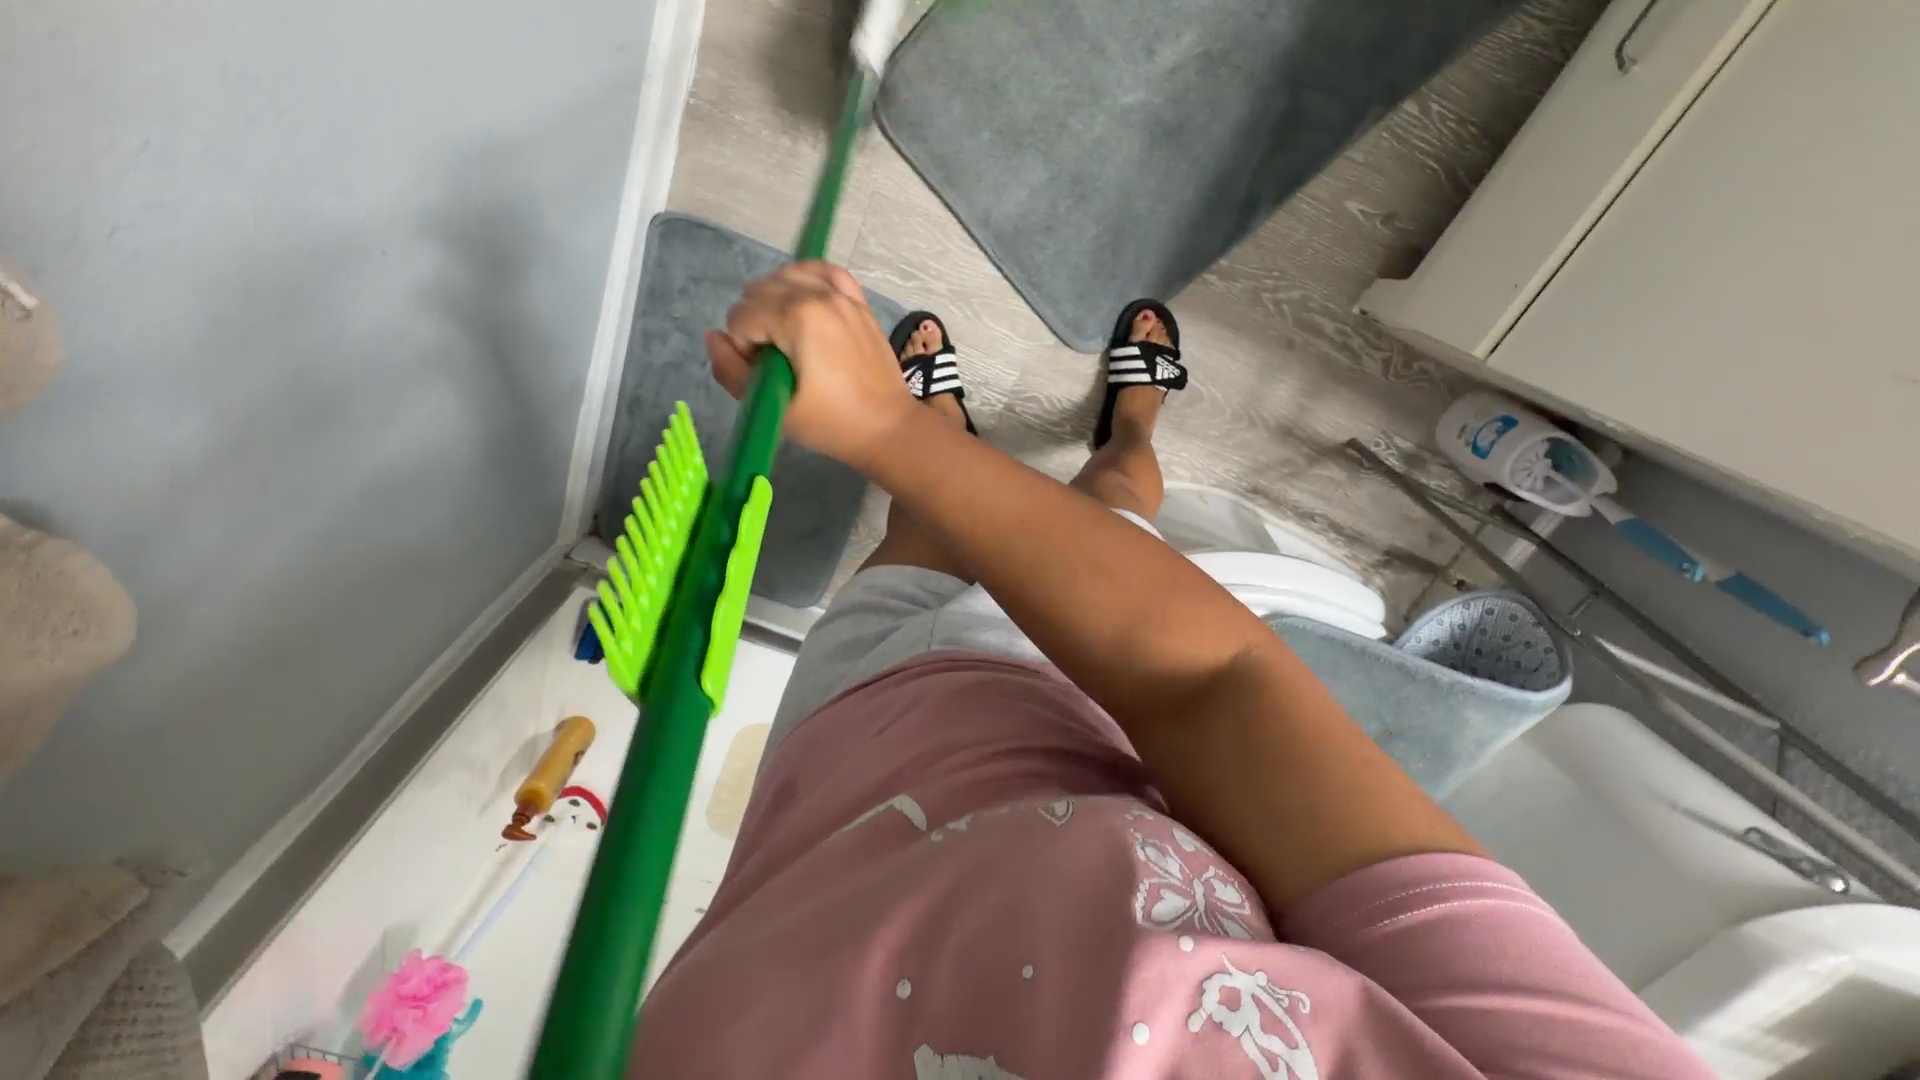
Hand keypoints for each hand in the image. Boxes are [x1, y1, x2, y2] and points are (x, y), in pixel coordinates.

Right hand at [704, 261, 916, 468]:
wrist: (887, 427)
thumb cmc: (831, 424)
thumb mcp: (774, 406)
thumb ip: (732, 371)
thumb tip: (713, 337)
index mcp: (796, 317)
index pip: (740, 316)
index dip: (741, 348)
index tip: (763, 374)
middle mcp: (819, 295)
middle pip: (759, 292)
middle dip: (755, 324)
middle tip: (773, 362)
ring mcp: (842, 296)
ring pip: (787, 276)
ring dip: (775, 300)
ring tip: (785, 336)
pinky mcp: (859, 303)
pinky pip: (825, 271)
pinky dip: (807, 278)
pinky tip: (801, 298)